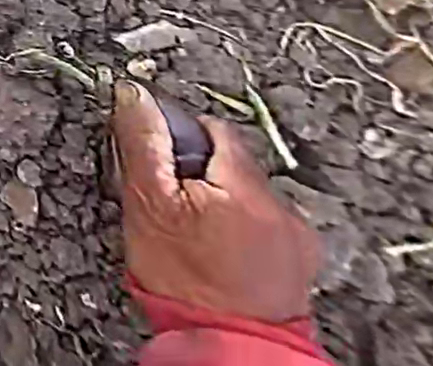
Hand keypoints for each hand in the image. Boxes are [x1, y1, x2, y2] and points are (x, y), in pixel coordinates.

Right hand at [110, 81, 321, 322]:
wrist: (223, 339)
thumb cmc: (179, 269)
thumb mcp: (146, 197)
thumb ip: (143, 140)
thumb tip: (134, 93)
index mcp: (248, 189)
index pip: (212, 128)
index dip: (176, 131)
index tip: (151, 148)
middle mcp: (285, 208)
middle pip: (227, 158)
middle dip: (190, 163)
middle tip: (160, 189)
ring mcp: (297, 236)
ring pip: (240, 186)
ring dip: (209, 189)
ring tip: (180, 216)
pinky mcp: (298, 256)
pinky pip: (257, 214)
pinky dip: (229, 214)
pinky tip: (206, 235)